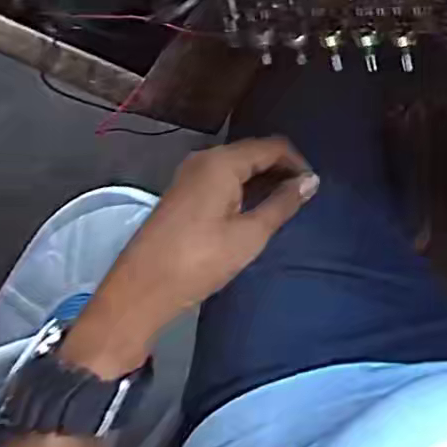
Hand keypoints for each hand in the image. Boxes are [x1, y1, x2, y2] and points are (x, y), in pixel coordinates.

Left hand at [59, 139, 316, 377]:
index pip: (274, 146)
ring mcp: (189, 175)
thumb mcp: (250, 235)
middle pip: (255, 152)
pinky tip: (252, 209)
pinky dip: (243, 186)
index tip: (312, 186)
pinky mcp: (181, 193)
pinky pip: (223, 176)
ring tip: (281, 204)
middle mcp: (205, 159)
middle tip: (301, 195)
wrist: (134, 299)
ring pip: (239, 165)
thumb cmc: (197, 263)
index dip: (298, 162)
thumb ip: (283, 203)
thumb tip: (311, 180)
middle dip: (281, 169)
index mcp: (223, 162)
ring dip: (263, 179)